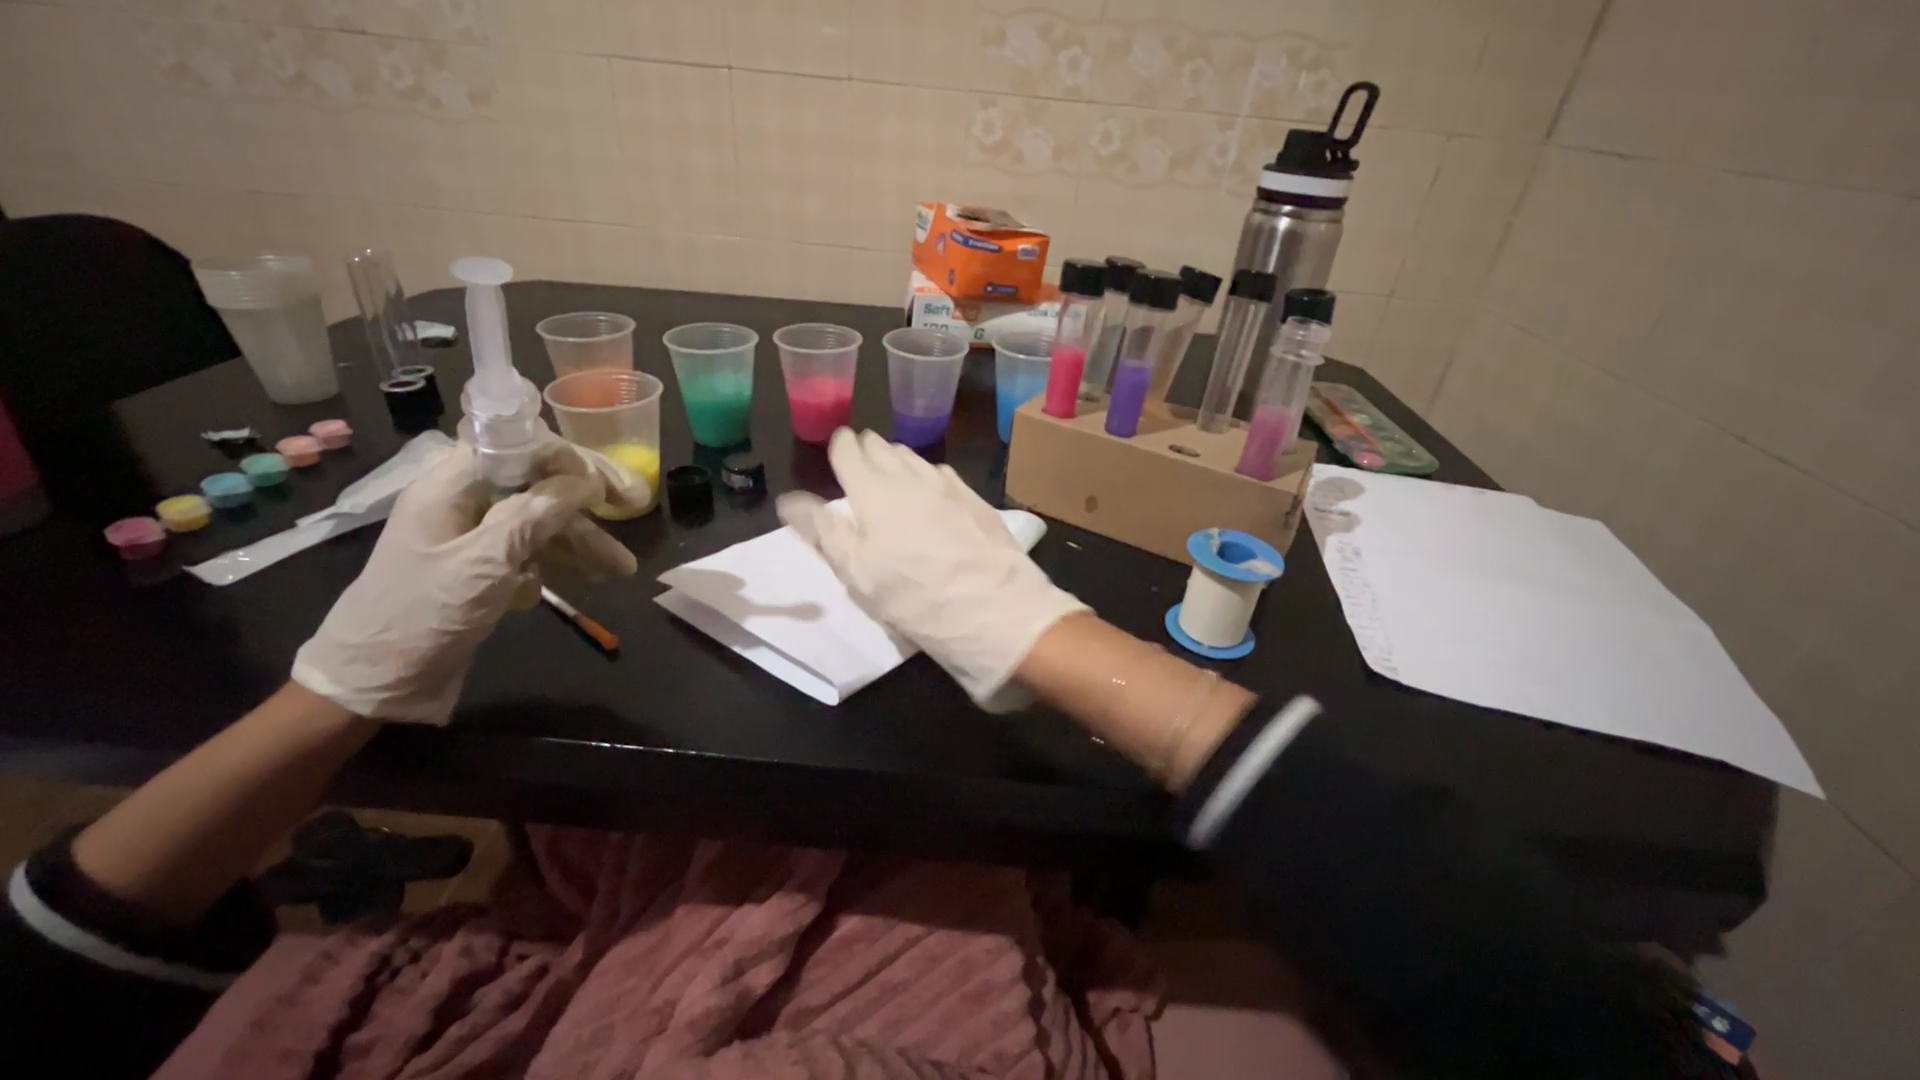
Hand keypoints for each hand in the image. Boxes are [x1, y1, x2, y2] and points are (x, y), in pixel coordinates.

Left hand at [292, 439, 643, 722]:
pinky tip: (591, 578)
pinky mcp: (479, 569)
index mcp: (449, 486)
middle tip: (636, 507)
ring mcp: (470, 537)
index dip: (568, 459)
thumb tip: (581, 480)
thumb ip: (533, 515)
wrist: (374, 685)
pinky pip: (528, 551)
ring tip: (622, 568)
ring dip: (581, 540)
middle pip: (536, 483)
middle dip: (585, 502)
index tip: (609, 485)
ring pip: (538, 522)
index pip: (519, 446)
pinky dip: (559, 561)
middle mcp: (461, 502)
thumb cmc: (422, 616)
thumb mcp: (483, 565)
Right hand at [777, 428, 1086, 706]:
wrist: (994, 610)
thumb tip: (788, 499)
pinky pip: (943, 475)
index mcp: (874, 489)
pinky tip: (932, 492)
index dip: (840, 447)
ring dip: (898, 460)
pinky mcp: (977, 499)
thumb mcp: (856, 571)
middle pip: (883, 447)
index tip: (838, 451)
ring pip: (915, 458)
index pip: (848, 449)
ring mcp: (949, 485)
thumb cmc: (913, 596)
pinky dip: (928, 477)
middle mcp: (911, 475)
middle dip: (868, 450)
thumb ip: (821, 529)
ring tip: (892, 475)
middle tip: (861, 464)